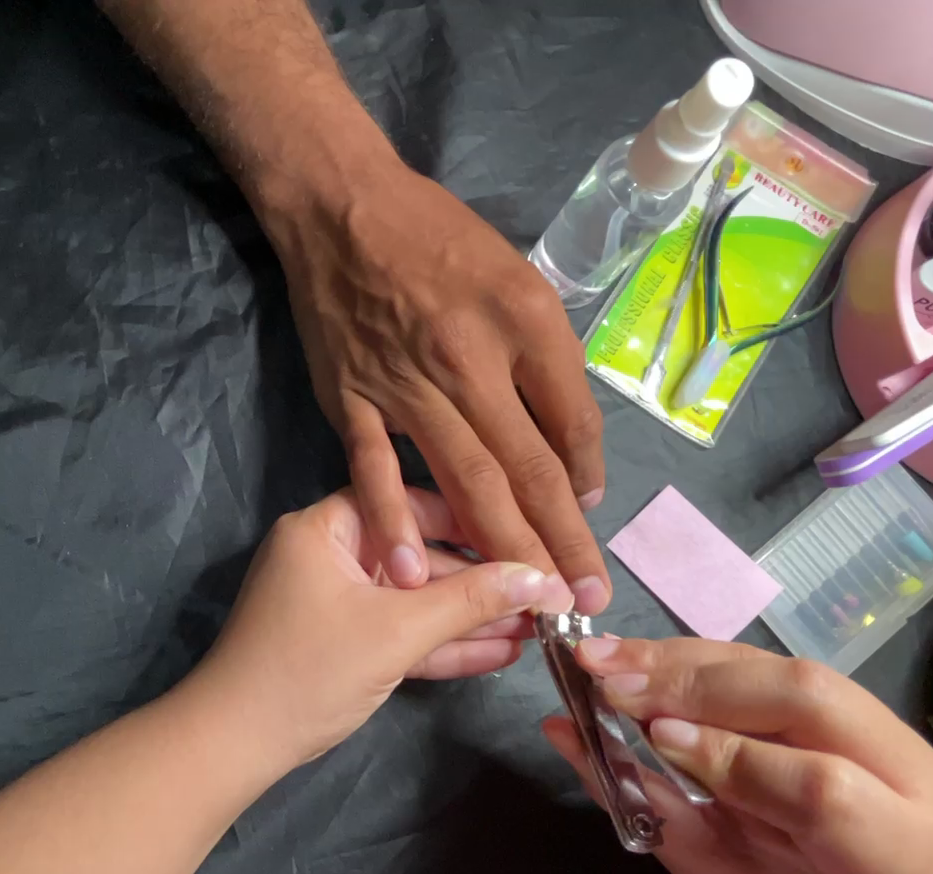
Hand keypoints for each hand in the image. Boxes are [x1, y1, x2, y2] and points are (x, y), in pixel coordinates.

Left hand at [187, 487, 561, 769]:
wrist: (237, 743)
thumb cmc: (311, 668)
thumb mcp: (395, 630)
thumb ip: (469, 601)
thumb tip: (544, 579)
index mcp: (327, 526)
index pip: (410, 503)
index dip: (472, 518)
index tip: (529, 533)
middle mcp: (332, 553)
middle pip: (419, 555)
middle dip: (481, 582)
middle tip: (546, 591)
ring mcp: (339, 600)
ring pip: (415, 600)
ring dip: (469, 618)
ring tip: (539, 626)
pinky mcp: (346, 641)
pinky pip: (400, 632)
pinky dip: (441, 644)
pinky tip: (501, 651)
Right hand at [264, 160, 610, 613]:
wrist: (343, 210)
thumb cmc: (437, 238)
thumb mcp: (516, 278)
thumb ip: (545, 358)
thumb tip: (565, 442)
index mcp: (525, 322)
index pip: (572, 422)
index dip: (587, 481)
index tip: (588, 518)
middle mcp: (473, 361)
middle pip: (528, 468)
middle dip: (562, 541)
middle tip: (585, 602)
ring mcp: (408, 388)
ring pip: (466, 480)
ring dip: (504, 547)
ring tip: (530, 604)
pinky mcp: (354, 403)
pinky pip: (377, 472)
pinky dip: (395, 523)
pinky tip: (414, 574)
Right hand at [541, 638, 932, 873]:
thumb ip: (658, 811)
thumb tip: (568, 735)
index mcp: (896, 850)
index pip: (820, 791)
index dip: (732, 757)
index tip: (653, 736)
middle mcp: (902, 771)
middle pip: (802, 698)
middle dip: (695, 685)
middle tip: (605, 683)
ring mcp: (876, 722)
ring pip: (777, 666)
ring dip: (679, 658)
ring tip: (602, 657)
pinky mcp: (834, 690)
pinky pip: (757, 659)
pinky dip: (687, 654)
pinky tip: (632, 654)